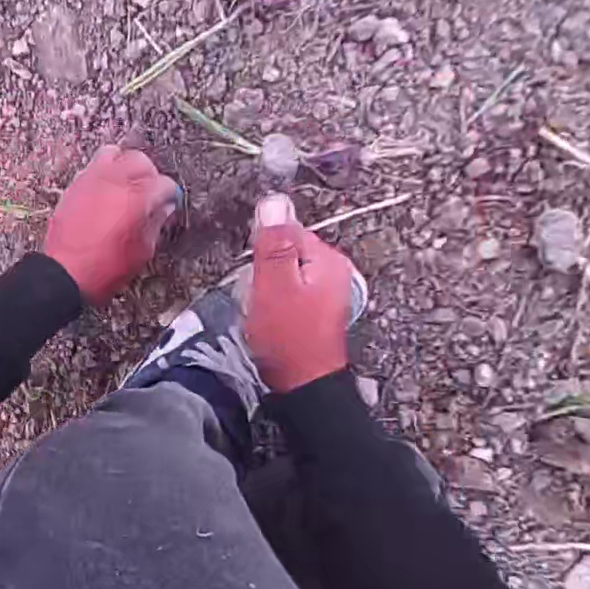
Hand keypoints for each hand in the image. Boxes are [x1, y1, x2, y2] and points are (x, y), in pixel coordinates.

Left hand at [43, 145, 179, 304]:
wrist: (66, 274)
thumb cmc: (103, 268)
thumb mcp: (142, 251)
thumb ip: (155, 224)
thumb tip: (163, 209)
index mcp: (137, 199)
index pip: (164, 183)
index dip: (169, 194)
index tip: (168, 203)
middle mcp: (114, 183)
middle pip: (140, 159)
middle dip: (150, 173)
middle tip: (151, 190)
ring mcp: (91, 181)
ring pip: (114, 153)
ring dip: (124, 165)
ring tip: (128, 184)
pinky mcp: (75, 186)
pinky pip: (93, 166)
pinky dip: (105, 173)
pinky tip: (108, 191)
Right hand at [244, 193, 352, 391]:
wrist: (303, 387)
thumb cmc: (288, 337)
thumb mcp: (274, 285)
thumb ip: (274, 243)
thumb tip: (274, 201)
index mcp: (327, 260)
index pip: (286, 232)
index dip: (263, 251)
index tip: (257, 275)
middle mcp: (332, 272)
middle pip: (285, 253)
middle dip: (265, 271)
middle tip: (259, 296)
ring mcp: (325, 293)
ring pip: (284, 274)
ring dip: (267, 289)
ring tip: (264, 311)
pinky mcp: (315, 311)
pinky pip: (288, 293)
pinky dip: (275, 303)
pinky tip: (270, 320)